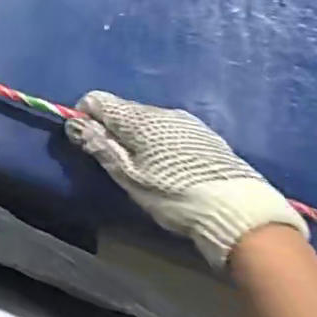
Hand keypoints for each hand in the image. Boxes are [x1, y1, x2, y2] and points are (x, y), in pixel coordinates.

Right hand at [64, 91, 307, 268]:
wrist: (243, 215)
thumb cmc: (174, 194)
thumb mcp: (128, 175)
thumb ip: (99, 145)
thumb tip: (74, 123)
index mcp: (138, 119)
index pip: (96, 100)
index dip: (85, 118)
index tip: (89, 142)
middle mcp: (162, 113)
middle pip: (121, 110)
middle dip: (111, 129)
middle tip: (116, 161)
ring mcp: (188, 123)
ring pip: (145, 121)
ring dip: (136, 137)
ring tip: (145, 166)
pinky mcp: (207, 137)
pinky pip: (168, 130)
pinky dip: (158, 142)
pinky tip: (169, 166)